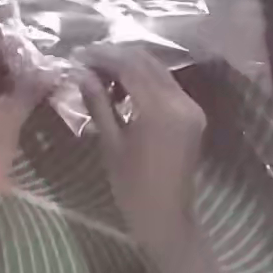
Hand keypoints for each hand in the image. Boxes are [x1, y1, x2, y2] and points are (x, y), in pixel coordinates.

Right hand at [79, 46, 207, 252]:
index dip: (103, 56)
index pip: (130, 66)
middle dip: (117, 56)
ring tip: (101, 73)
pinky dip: (144, 80)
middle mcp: (181, 101)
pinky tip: (123, 88)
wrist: (166, 218)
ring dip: (131, 66)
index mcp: (160, 109)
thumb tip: (82, 73)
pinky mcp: (192, 114)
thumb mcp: (110, 142)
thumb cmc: (132, 187)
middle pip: (147, 62)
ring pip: (158, 71)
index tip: (80, 54)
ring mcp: (190, 107)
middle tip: (89, 60)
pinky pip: (166, 85)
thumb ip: (98, 103)